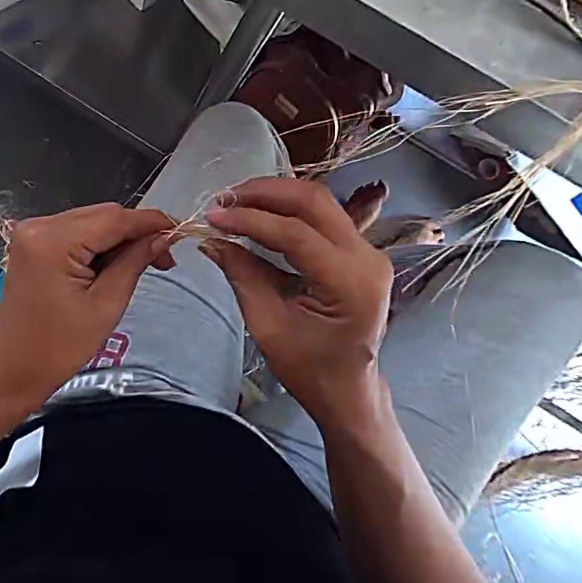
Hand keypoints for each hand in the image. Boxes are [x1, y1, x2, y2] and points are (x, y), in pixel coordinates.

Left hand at [0, 203, 175, 414]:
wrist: (10, 370)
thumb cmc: (58, 348)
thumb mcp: (107, 305)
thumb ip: (135, 262)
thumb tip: (164, 238)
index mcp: (53, 241)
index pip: (115, 218)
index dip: (152, 222)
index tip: (181, 232)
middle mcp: (39, 226)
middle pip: (104, 214)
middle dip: (137, 232)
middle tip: (165, 258)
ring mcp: (32, 232)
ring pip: (93, 221)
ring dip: (121, 238)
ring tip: (144, 263)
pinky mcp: (33, 242)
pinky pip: (77, 231)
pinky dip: (100, 244)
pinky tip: (116, 263)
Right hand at [200, 177, 393, 428]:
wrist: (348, 389)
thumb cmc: (309, 369)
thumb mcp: (268, 326)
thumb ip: (243, 275)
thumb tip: (212, 239)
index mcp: (350, 283)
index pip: (296, 233)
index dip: (251, 219)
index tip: (213, 216)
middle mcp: (367, 258)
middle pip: (314, 201)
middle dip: (265, 193)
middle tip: (224, 199)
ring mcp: (369, 251)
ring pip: (320, 202)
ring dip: (276, 195)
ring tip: (236, 201)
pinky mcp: (361, 251)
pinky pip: (323, 217)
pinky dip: (288, 209)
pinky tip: (259, 212)